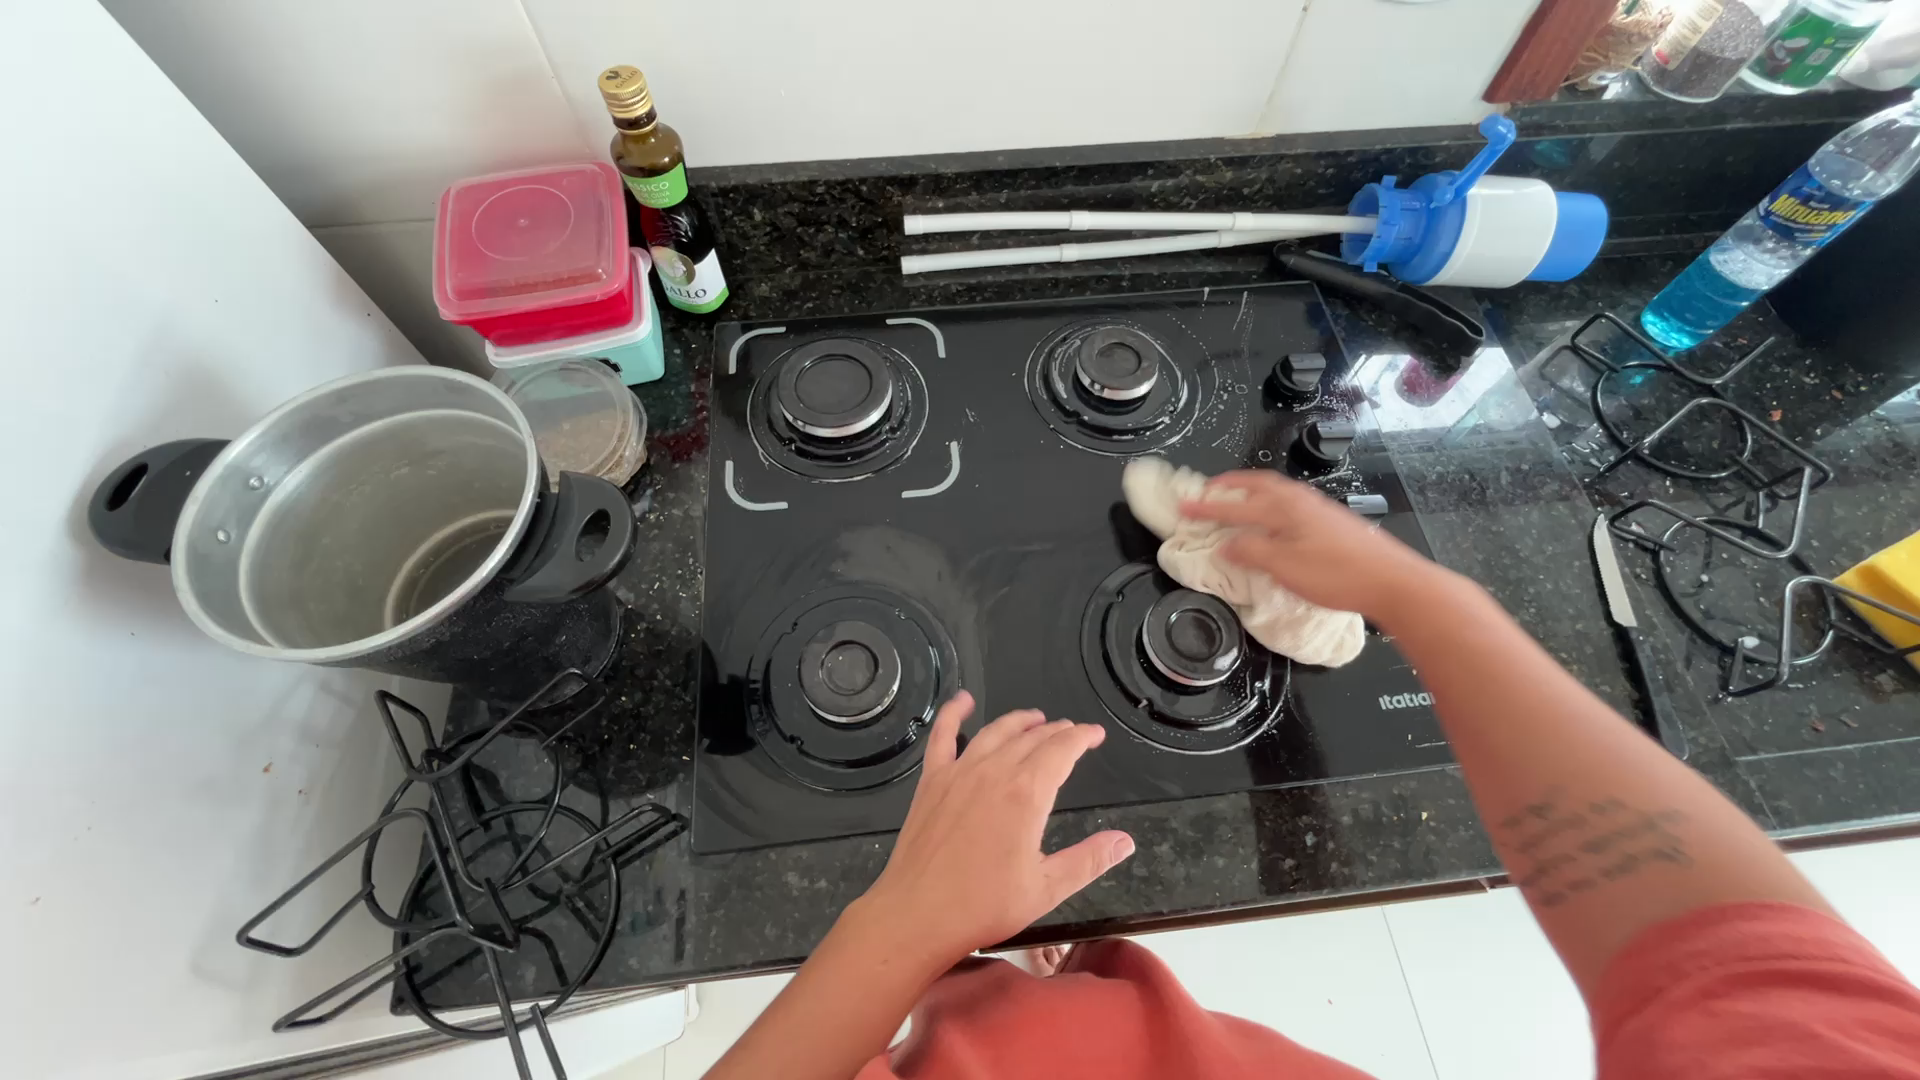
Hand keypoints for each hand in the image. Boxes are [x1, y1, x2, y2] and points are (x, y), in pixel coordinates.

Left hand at [852, 692, 1133, 966]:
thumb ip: (1089, 860)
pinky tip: (964, 700)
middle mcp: (995, 770)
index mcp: (1027, 793)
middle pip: (1032, 738)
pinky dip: (954, 713)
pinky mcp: (932, 779)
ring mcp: (960, 771)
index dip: (1082, 738)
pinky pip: (943, 735)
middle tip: (1071, 732)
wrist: (919, 912)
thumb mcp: (1047, 888)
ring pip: (996, 732)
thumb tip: (1126, 841)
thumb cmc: (985, 905)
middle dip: (1057, 731)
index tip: (1095, 735)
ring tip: (1036, 718)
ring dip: (1020, 721)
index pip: (1062, 750)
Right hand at [1179, 470, 1439, 620]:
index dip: (1205, 507)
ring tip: (1236, 504)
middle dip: (1230, 485)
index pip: (1234, 504)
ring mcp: (1320, 510)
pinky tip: (1272, 524)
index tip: (1183, 506)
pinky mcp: (1332, 524)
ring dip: (1252, 494)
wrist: (1395, 583)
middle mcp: (1302, 502)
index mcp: (1285, 508)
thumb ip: (1251, 551)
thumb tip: (1226, 544)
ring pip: (1276, 493)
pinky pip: (1290, 505)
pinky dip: (1270, 507)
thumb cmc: (1340, 575)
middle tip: (1209, 491)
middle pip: (1258, 484)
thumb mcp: (1284, 567)